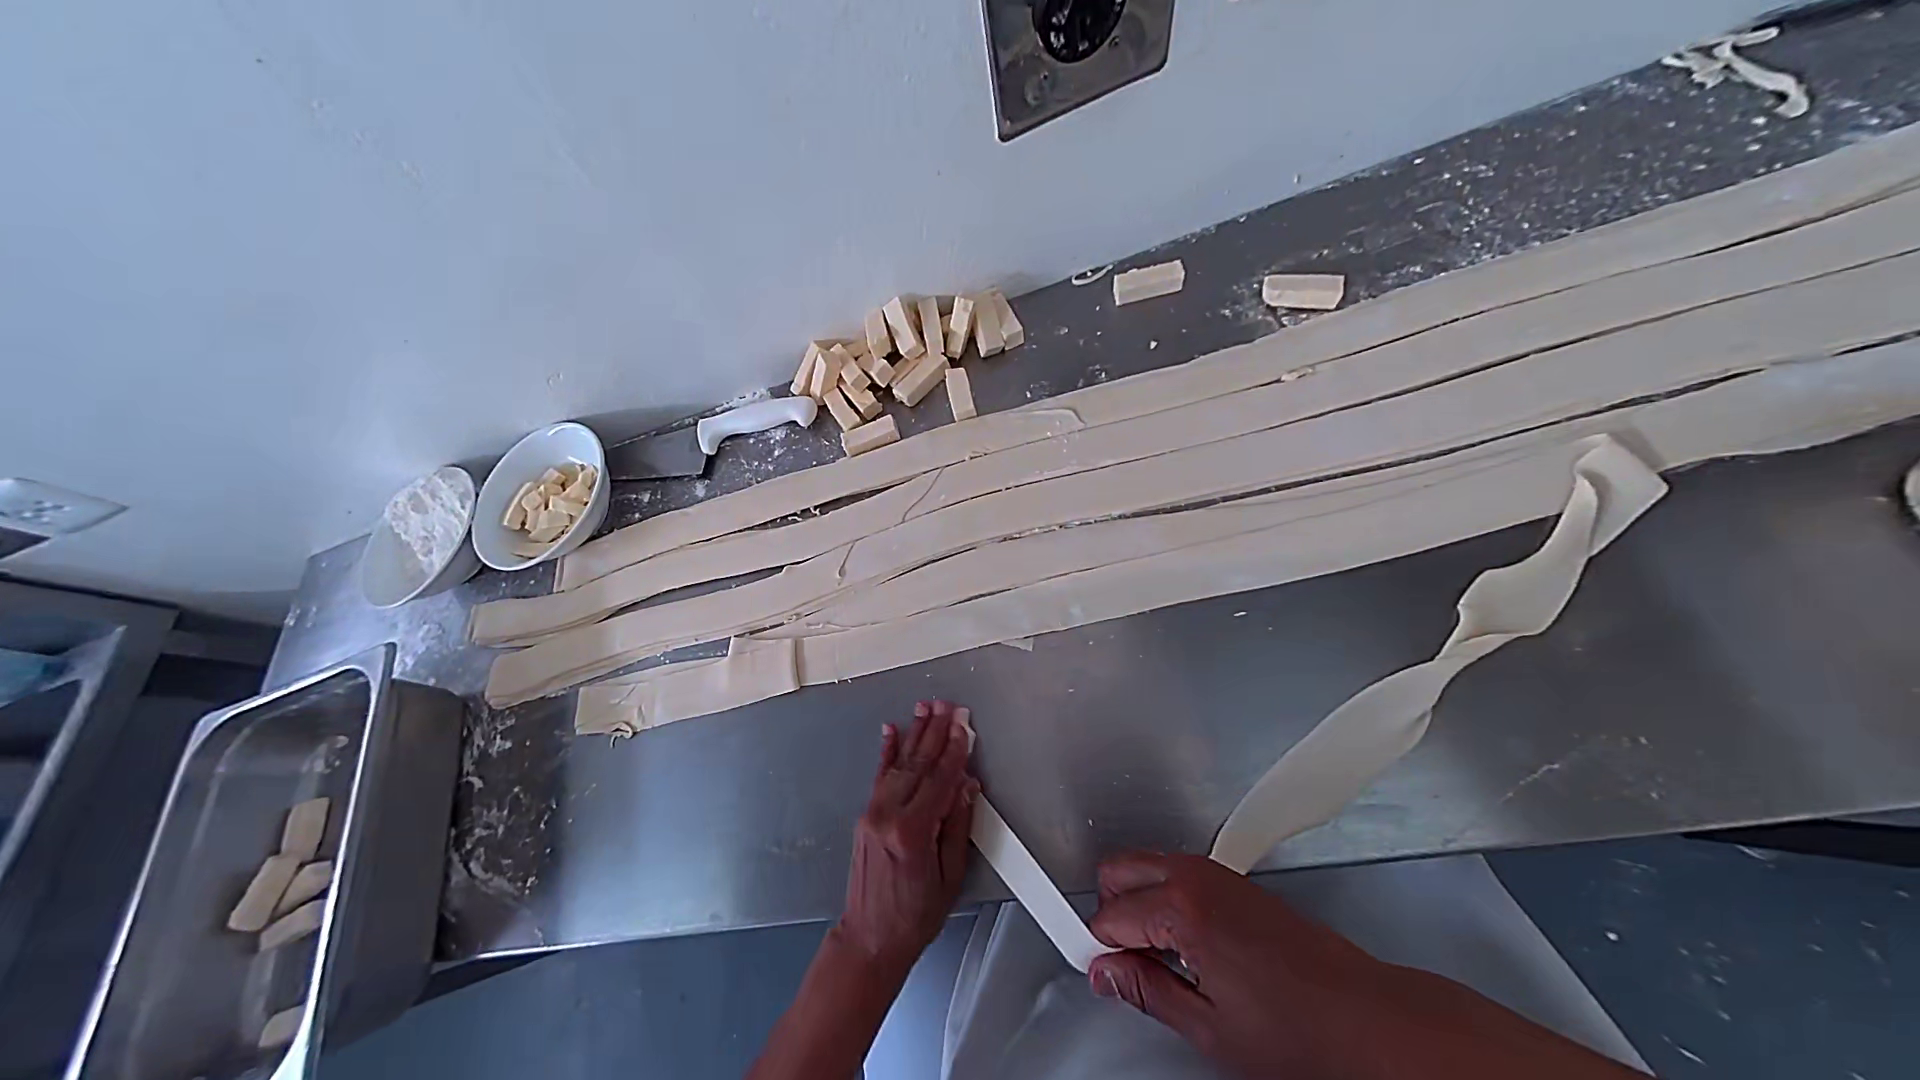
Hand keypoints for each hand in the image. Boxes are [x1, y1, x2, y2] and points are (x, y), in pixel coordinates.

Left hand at [834, 700, 977, 971]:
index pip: (941, 780)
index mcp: (913, 832)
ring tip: (926, 708)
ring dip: (915, 733)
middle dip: (936, 731)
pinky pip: (878, 776)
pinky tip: (891, 732)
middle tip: (949, 707)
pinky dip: (886, 751)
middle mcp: (889, 817)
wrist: (870, 938)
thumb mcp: (951, 876)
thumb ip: (958, 826)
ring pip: (900, 764)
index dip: (956, 751)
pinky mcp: (865, 816)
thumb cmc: (913, 917)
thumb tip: (967, 788)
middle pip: (919, 764)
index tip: (964, 727)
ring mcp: (873, 814)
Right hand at [1087, 852, 1644, 1079]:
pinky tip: (1191, 948)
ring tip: (1165, 961)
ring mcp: (1215, 873)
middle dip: (1111, 913)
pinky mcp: (1232, 879)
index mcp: (1180, 909)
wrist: (1371, 1020)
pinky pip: (1175, 873)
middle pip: (1116, 872)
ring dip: (1138, 905)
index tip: (1100, 968)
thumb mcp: (1208, 1029)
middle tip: (1128, 964)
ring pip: (1144, 868)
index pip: (1106, 915)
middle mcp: (1194, 877)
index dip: (1096, 946)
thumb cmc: (1304, 1030)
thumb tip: (1107, 974)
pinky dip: (1165, 900)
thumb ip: (1145, 990)